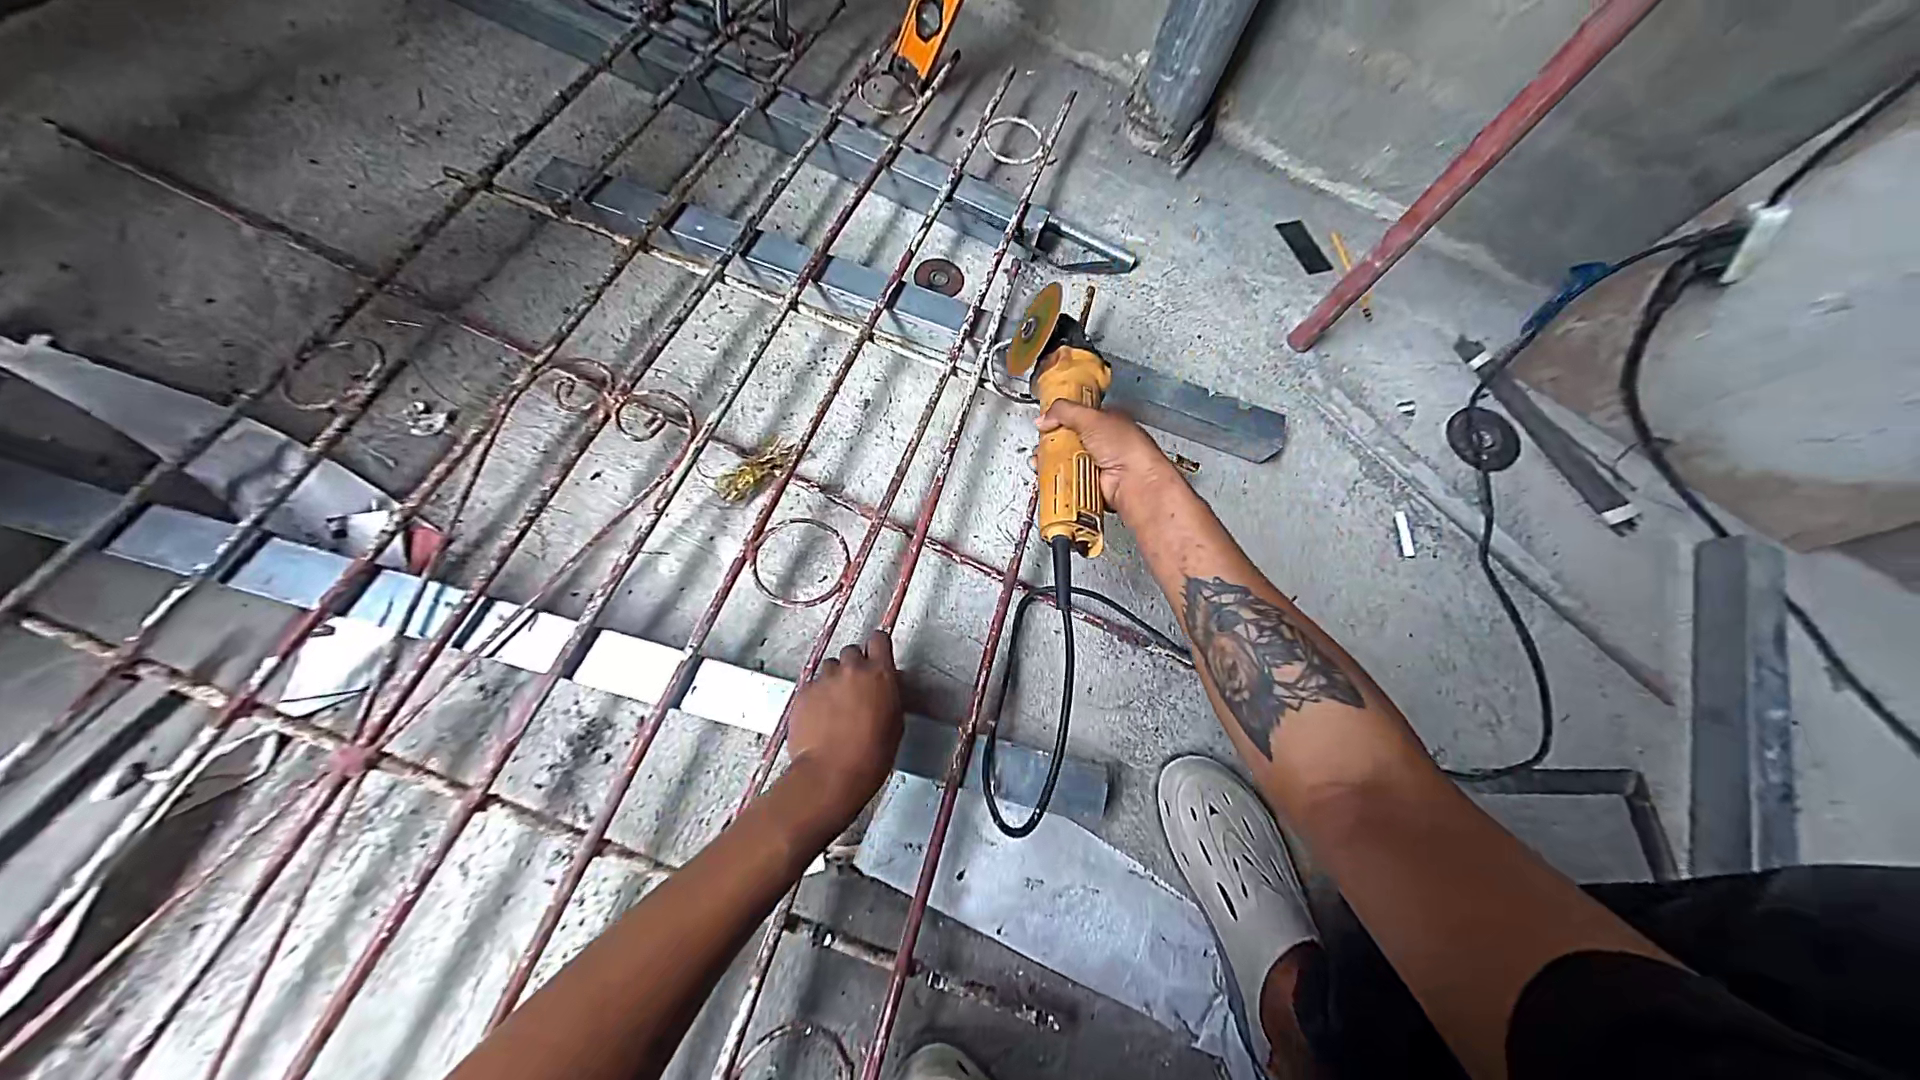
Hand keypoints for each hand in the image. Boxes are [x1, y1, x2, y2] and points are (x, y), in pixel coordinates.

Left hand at [785, 630, 903, 820]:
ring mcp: (825, 680)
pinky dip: (817, 696)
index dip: (877, 646)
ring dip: (834, 680)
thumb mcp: (895, 722)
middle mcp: (851, 670)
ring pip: (829, 667)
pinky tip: (822, 717)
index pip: (879, 640)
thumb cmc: (868, 756)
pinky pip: (812, 686)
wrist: (833, 773)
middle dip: (854, 666)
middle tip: (856, 687)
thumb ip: (889, 695)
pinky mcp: (804, 693)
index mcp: (880, 674)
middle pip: (851, 651)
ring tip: (837, 706)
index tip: (876, 651)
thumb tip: (885, 689)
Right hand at [1037, 401, 1185, 520]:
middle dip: (1050, 445)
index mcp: (1105, 422)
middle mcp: (1102, 443)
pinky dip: (1059, 479)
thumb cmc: (1127, 448)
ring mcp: (1096, 465)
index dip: (1059, 420)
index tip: (1043, 424)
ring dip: (1051, 463)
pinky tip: (1052, 476)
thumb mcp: (1090, 418)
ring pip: (1065, 462)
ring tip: (1041, 463)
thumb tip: (1044, 417)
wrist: (1134, 482)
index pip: (1076, 417)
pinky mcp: (1091, 484)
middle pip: (1067, 441)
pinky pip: (1068, 480)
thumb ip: (1064, 412)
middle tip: (1041, 447)